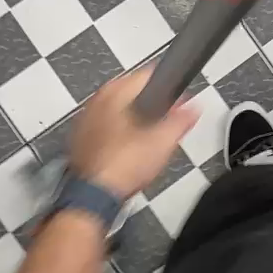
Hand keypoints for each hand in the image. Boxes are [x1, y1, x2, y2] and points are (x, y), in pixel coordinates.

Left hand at [69, 69, 199, 198]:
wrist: (93, 198)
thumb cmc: (122, 165)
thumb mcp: (163, 141)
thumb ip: (181, 120)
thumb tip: (194, 108)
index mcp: (114, 92)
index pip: (147, 75)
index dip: (169, 88)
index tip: (179, 102)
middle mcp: (96, 102)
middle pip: (132, 94)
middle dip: (151, 105)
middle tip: (167, 122)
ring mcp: (83, 122)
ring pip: (117, 112)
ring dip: (134, 120)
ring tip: (150, 140)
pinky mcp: (78, 142)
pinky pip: (105, 130)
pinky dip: (118, 136)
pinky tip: (129, 152)